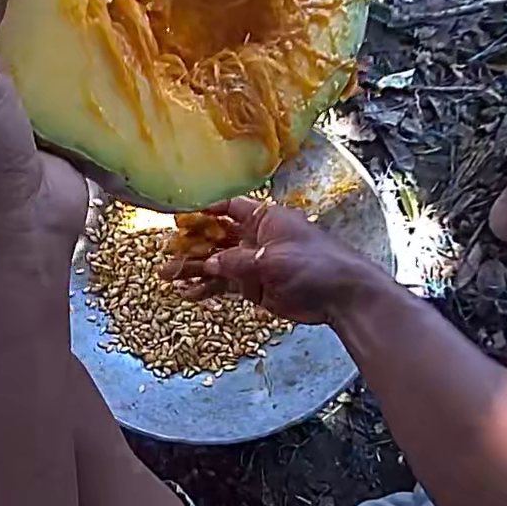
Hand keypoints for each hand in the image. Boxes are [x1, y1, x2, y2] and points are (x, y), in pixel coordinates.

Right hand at [161, 198, 385, 324]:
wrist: (341, 296)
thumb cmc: (314, 265)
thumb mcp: (273, 259)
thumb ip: (238, 261)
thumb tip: (209, 263)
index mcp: (264, 219)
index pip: (228, 209)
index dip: (203, 211)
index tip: (178, 217)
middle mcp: (254, 238)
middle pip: (216, 237)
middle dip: (191, 244)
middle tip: (165, 252)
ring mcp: (253, 263)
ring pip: (216, 263)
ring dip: (193, 269)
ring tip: (166, 276)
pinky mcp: (253, 287)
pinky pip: (224, 285)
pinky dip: (207, 289)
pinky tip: (188, 294)